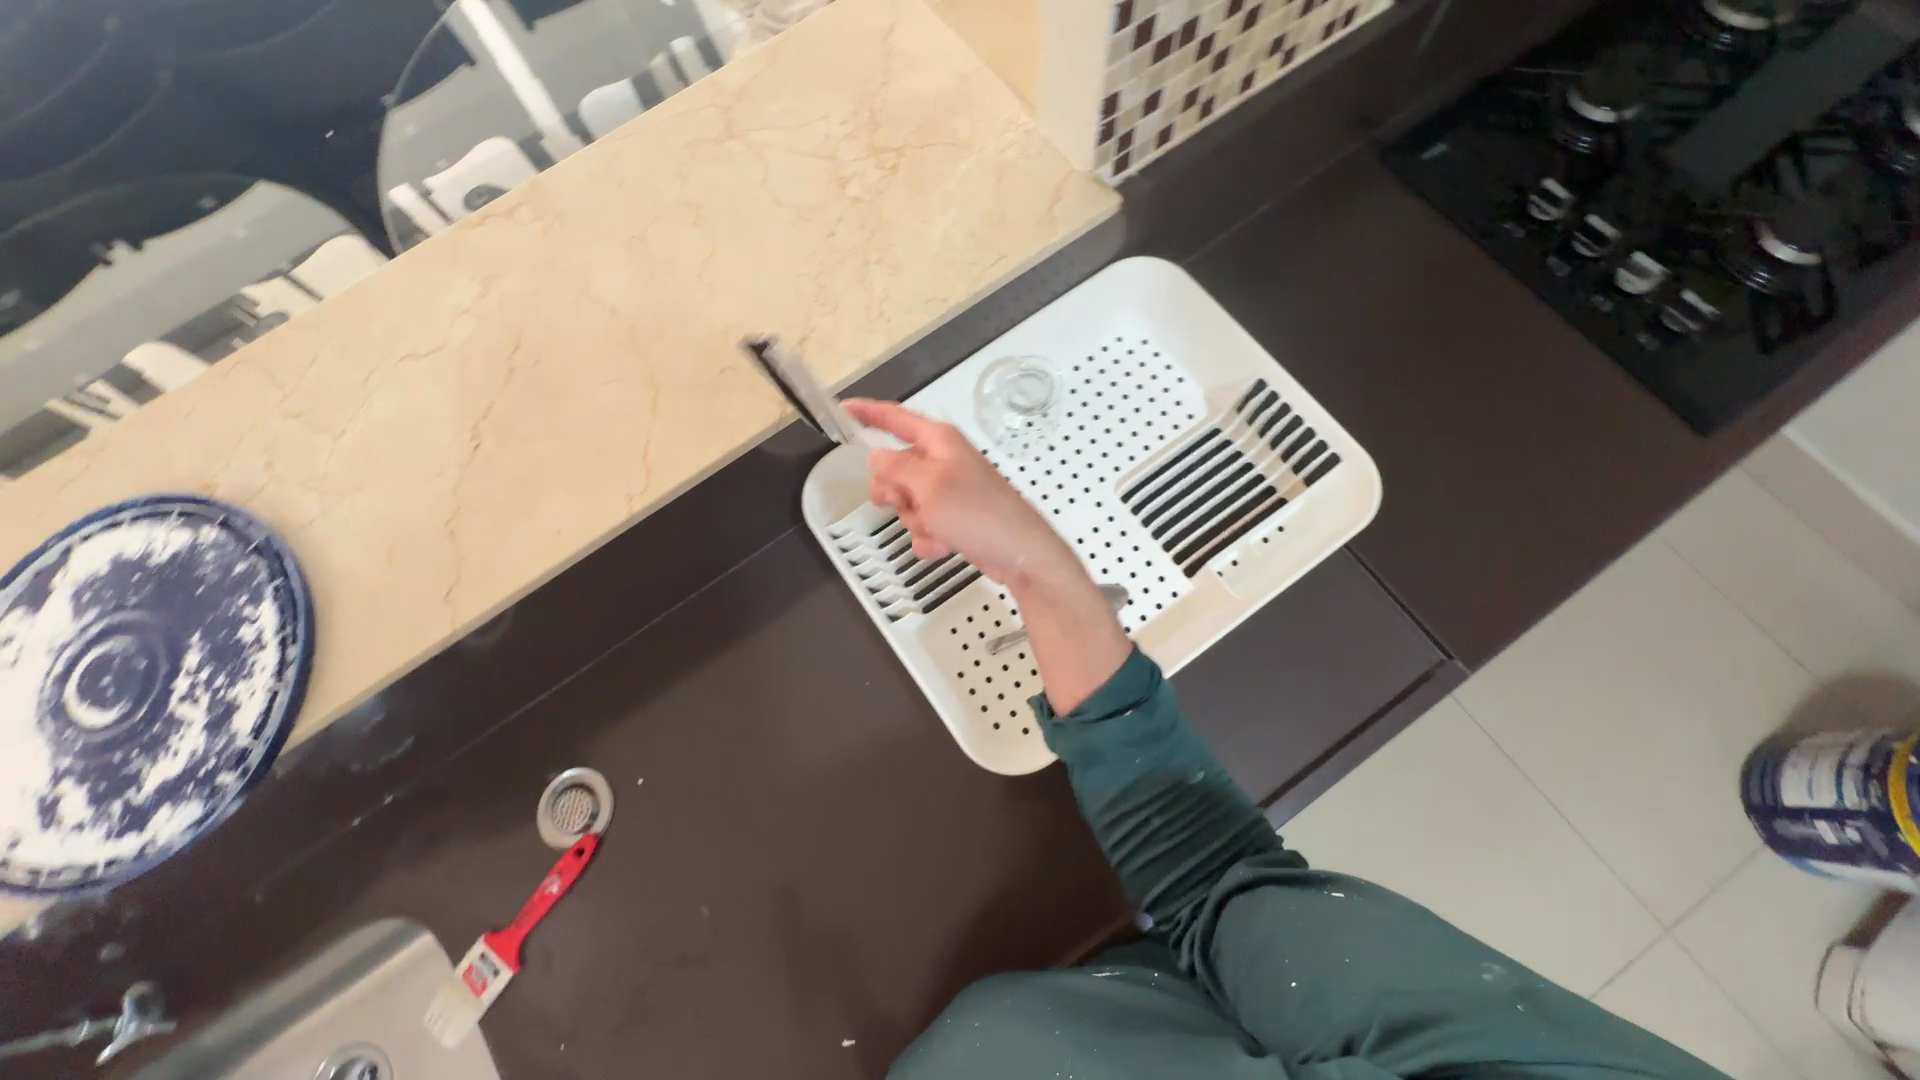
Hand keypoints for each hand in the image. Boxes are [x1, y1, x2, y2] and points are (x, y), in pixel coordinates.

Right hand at [842, 399, 1075, 590]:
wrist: (1020, 555)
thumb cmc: (980, 513)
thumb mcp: (929, 486)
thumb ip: (895, 469)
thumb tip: (875, 458)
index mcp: (939, 442)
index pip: (896, 418)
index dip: (868, 412)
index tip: (844, 408)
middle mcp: (943, 462)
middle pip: (893, 469)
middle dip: (894, 491)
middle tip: (910, 501)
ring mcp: (949, 493)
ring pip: (906, 503)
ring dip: (916, 520)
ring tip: (940, 527)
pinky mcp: (954, 520)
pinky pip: (923, 526)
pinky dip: (930, 539)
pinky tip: (947, 545)